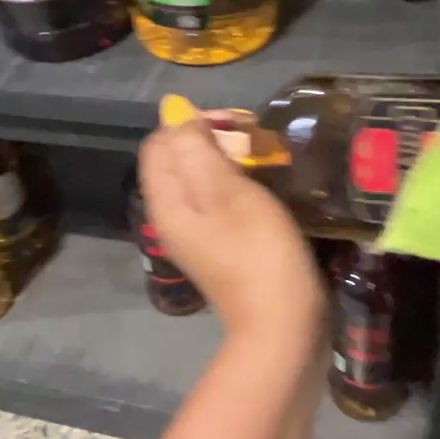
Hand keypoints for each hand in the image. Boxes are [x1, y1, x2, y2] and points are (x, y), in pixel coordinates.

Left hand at [139, 119, 325, 346]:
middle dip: (211, 139)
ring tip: (264, 157)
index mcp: (166, 201)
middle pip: (177, 160)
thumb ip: (196, 150)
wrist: (281, 325)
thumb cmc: (257, 252)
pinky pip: (217, 202)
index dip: (189, 123)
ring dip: (228, 160)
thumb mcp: (227, 192)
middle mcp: (172, 216)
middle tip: (254, 139)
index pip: (158, 144)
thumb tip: (174, 113)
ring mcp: (195, 235)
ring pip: (200, 180)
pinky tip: (264, 186)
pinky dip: (236, 185)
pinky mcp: (219, 247)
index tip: (234, 123)